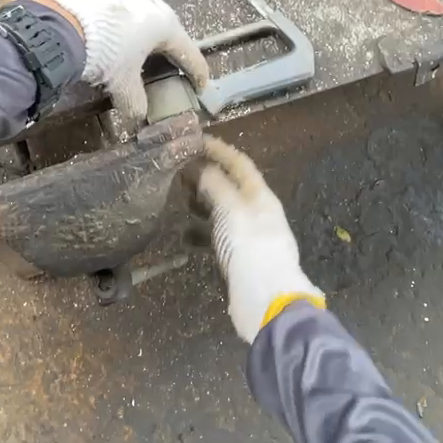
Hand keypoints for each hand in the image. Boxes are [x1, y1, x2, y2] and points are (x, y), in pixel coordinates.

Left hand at [18, 0, 208, 122]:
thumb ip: (135, 102)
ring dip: (139, 29)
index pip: (188, 51)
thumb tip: (138, 116)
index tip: (200, 85)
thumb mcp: (121, 85)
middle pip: (165, 27)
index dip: (196, 71)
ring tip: (133, 46)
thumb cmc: (103, 54)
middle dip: (167, 46)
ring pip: (139, 11)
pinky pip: (113, 4)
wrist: (58, 23)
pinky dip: (115, 20)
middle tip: (166, 63)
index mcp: (163, 23)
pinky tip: (105, 31)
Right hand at [195, 137, 323, 341]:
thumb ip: (216, 185)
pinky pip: (215, 236)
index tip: (195, 140)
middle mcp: (255, 212)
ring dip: (199, 203)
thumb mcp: (232, 210)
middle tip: (177, 169)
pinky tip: (181, 234)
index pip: (239, 164)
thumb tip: (201, 167)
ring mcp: (247, 236)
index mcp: (260, 196)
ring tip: (175, 199)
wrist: (267, 303)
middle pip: (229, 186)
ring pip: (220, 211)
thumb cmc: (251, 249)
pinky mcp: (237, 257)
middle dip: (205, 175)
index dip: (219, 150)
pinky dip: (198, 231)